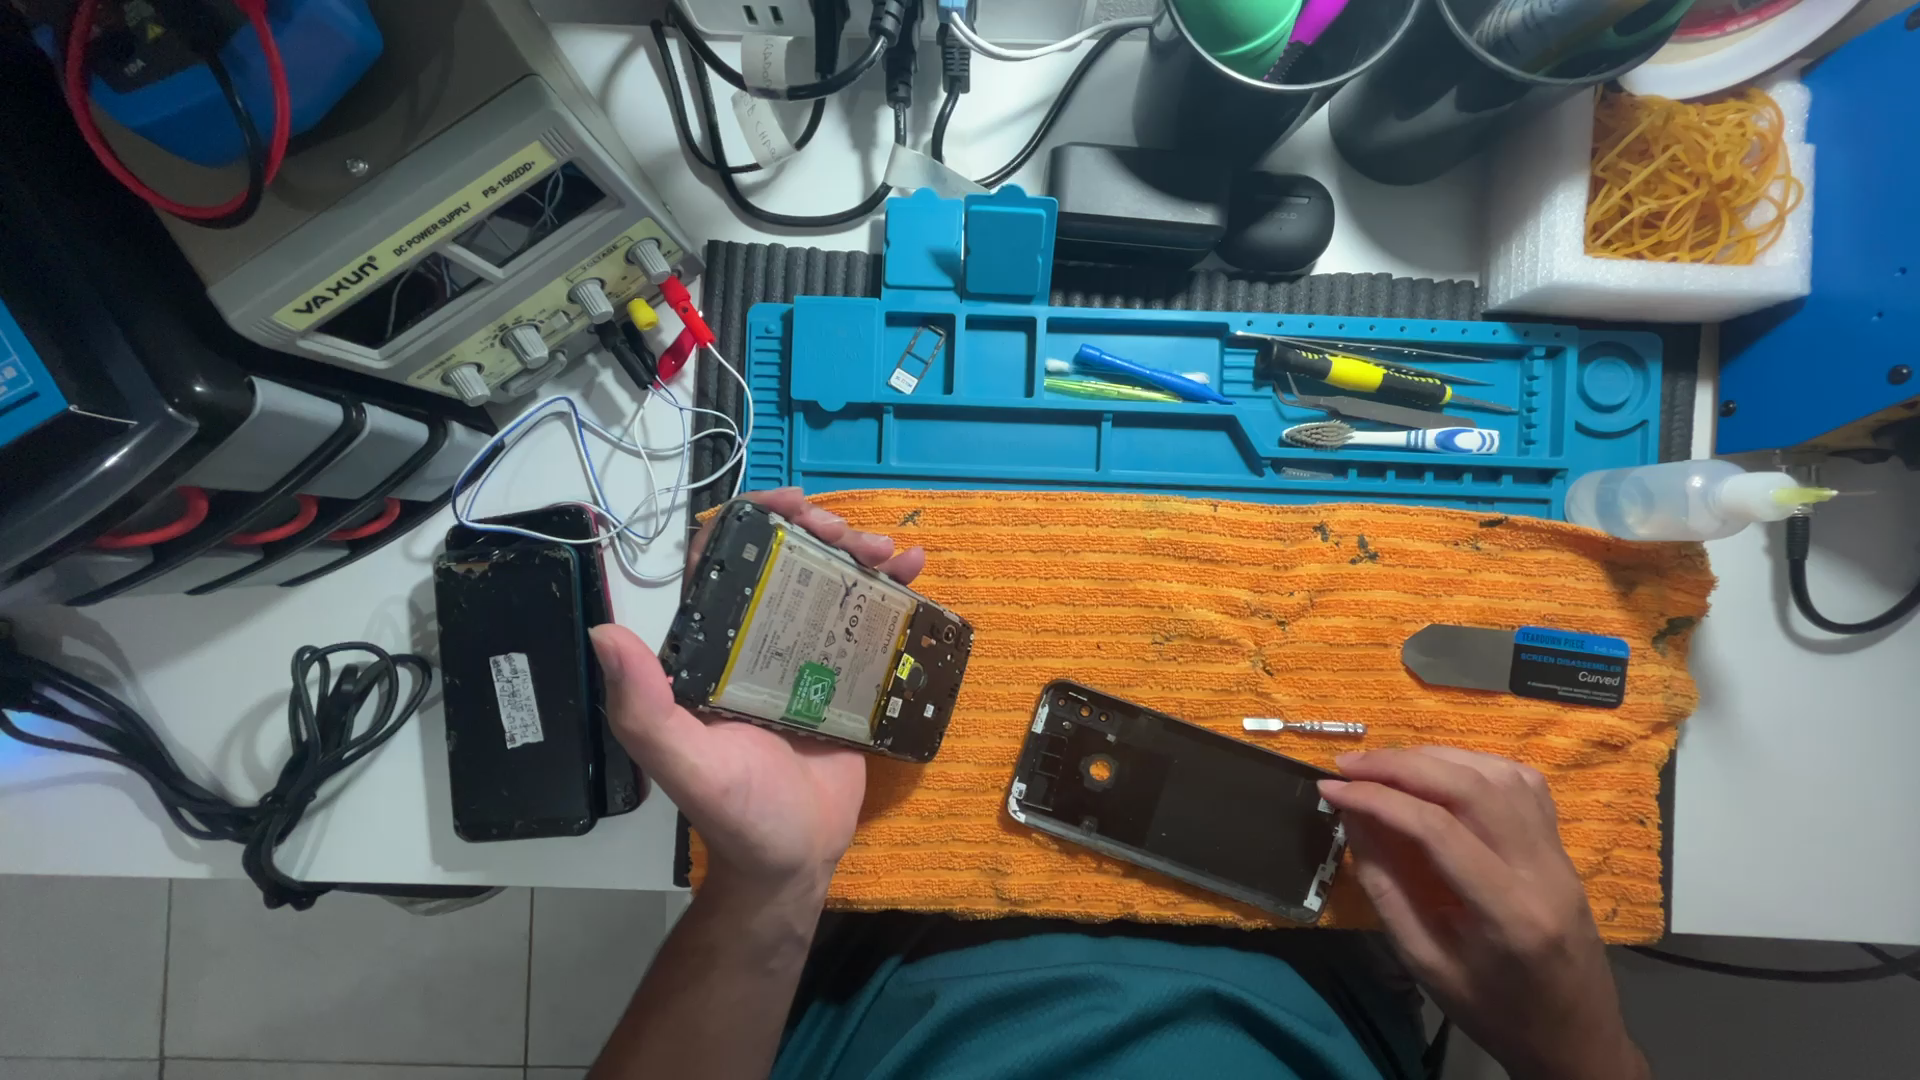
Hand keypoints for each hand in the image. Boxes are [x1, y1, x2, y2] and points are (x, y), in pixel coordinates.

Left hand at [590, 488, 925, 901]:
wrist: (798, 857)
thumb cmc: (740, 813)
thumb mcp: (688, 765)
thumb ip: (645, 708)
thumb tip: (605, 631)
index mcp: (713, 649)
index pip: (722, 564)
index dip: (753, 521)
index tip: (795, 504)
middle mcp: (757, 641)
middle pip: (787, 564)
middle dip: (820, 534)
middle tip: (850, 535)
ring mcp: (807, 655)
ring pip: (831, 583)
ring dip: (860, 553)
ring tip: (888, 552)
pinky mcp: (847, 675)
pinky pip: (868, 621)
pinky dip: (893, 590)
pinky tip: (914, 572)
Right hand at [1319, 748, 1647, 1079]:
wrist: (1575, 1041)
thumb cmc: (1492, 1010)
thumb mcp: (1422, 959)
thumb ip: (1383, 884)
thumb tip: (1351, 816)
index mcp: (1509, 913)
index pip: (1436, 828)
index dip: (1375, 799)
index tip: (1328, 788)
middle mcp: (1543, 873)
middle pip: (1471, 787)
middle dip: (1400, 765)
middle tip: (1348, 765)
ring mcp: (1560, 857)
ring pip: (1498, 774)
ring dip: (1433, 757)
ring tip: (1385, 765)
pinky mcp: (1562, 848)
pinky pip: (1521, 783)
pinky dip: (1470, 764)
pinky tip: (1437, 772)